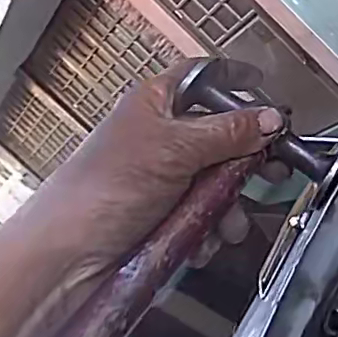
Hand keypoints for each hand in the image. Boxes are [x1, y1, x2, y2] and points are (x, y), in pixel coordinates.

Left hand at [36, 58, 287, 268]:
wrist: (62, 261)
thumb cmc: (102, 190)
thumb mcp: (176, 149)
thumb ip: (230, 131)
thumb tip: (272, 119)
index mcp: (157, 103)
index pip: (204, 76)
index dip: (233, 76)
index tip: (263, 82)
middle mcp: (163, 134)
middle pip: (223, 131)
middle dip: (248, 155)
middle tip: (275, 167)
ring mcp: (165, 174)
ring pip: (219, 176)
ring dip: (232, 201)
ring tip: (231, 222)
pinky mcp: (166, 211)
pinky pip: (206, 209)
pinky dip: (213, 225)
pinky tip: (209, 238)